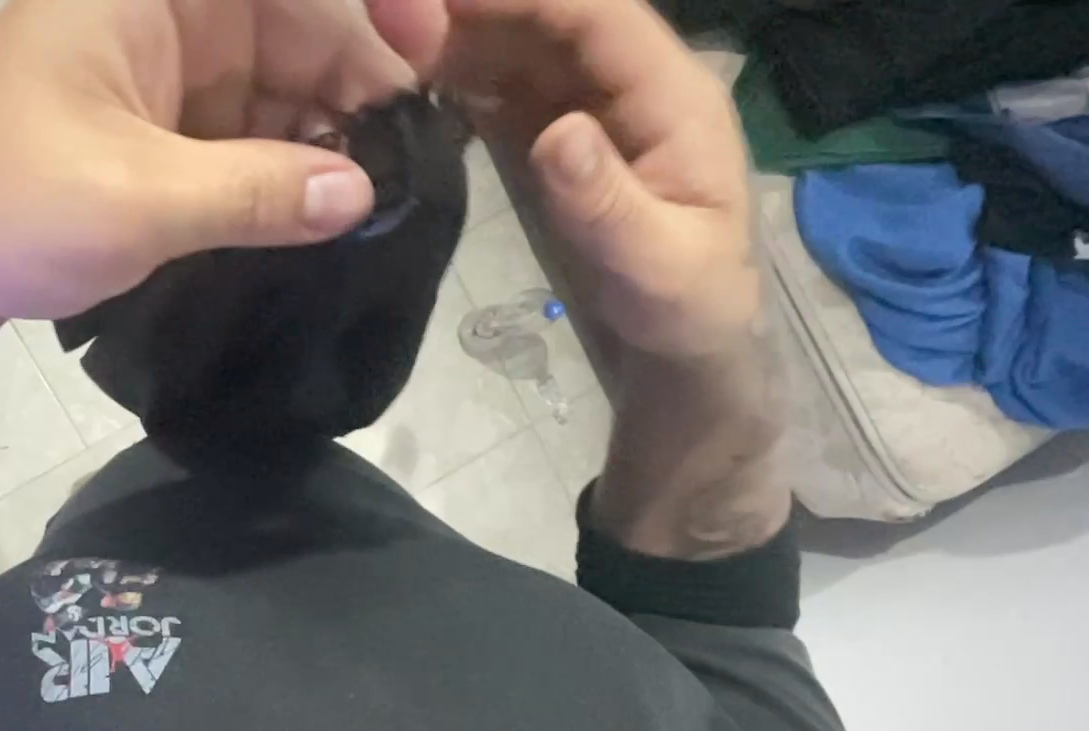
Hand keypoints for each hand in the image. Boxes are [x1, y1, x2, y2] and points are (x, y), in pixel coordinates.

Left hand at [0, 0, 426, 323]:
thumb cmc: (3, 209)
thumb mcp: (137, 201)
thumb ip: (256, 193)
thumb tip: (364, 193)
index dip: (367, 2)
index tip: (426, 52)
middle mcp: (163, 11)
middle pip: (293, 24)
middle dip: (355, 86)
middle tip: (408, 167)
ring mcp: (166, 75)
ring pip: (278, 87)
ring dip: (327, 138)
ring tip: (375, 199)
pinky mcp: (163, 134)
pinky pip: (249, 137)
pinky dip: (288, 170)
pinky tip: (323, 209)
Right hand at [373, 0, 785, 558]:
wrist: (685, 340)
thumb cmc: (683, 306)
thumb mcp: (653, 264)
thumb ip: (606, 201)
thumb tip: (555, 131)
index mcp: (673, 99)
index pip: (600, 17)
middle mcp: (637, 89)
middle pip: (560, 21)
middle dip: (487, 9)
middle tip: (406, 15)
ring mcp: (601, 114)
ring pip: (534, 53)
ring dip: (472, 41)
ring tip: (403, 43)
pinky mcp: (571, 145)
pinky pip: (520, 97)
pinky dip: (476, 84)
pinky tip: (431, 86)